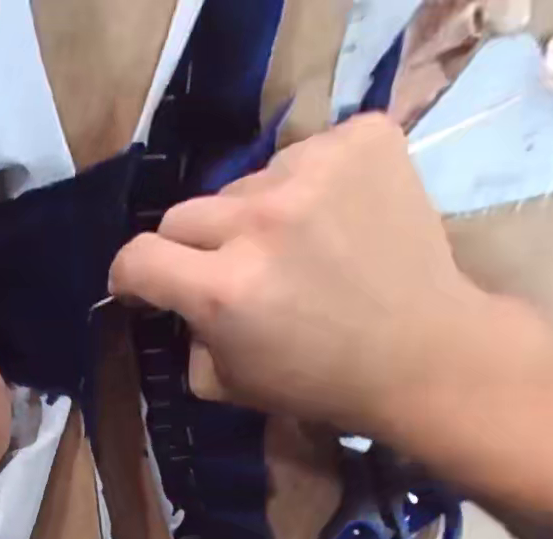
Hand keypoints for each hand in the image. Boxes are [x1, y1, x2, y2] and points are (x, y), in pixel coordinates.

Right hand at [108, 113, 552, 441]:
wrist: (423, 354)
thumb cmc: (320, 383)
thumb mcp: (230, 385)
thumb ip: (186, 340)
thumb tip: (175, 307)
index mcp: (224, 289)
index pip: (138, 257)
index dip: (130, 276)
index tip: (140, 287)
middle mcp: (261, 220)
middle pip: (183, 215)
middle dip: (190, 251)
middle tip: (224, 274)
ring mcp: (315, 170)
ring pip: (243, 184)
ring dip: (250, 216)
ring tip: (291, 248)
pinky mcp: (364, 140)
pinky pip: (301, 155)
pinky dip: (304, 187)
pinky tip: (331, 220)